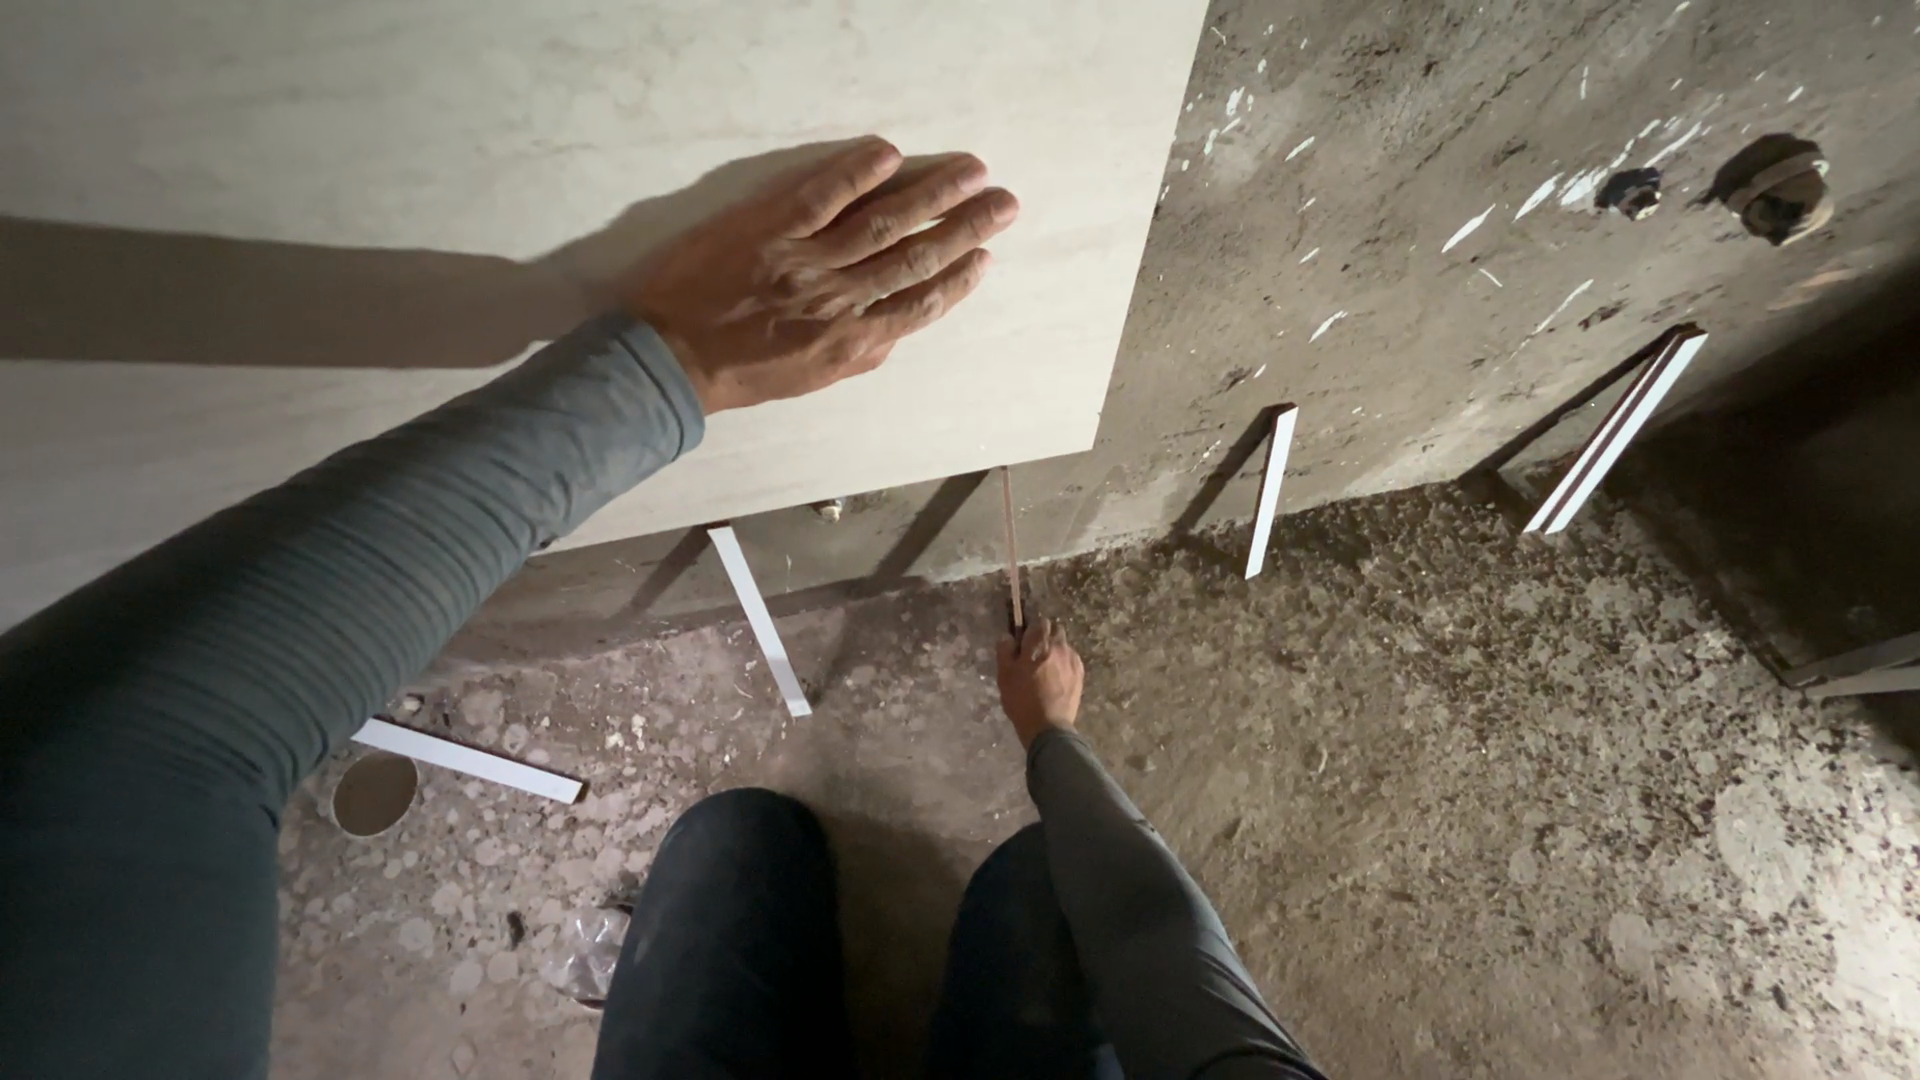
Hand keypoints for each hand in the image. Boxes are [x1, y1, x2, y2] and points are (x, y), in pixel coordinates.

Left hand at [626, 137, 1019, 413]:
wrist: (672, 357)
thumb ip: (863, 354)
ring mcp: (807, 260)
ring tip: (971, 173)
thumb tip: (898, 327)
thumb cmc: (745, 373)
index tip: (985, 256)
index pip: (921, 304)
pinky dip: (858, 172)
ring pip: (883, 222)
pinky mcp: (769, 227)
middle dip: (967, 228)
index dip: (958, 279)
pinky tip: (890, 153)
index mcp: (854, 342)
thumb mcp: (815, 378)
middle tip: (1005, 203)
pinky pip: (822, 195)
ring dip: (932, 193)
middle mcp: (841, 300)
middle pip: (916, 256)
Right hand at [996, 617, 1084, 751]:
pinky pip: (1071, 660)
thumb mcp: (1004, 675)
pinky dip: (1064, 663)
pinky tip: (1056, 678)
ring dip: (1055, 650)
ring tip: (1046, 668)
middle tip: (1034, 654)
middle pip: (1055, 630)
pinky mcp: (1080, 674)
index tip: (1023, 643)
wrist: (1048, 726)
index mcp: (1039, 643)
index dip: (1030, 630)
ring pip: (1064, 645)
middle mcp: (1059, 646)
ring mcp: (1072, 660)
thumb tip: (1008, 636)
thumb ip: (1005, 651)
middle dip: (1045, 637)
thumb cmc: (1021, 699)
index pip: (1039, 622)